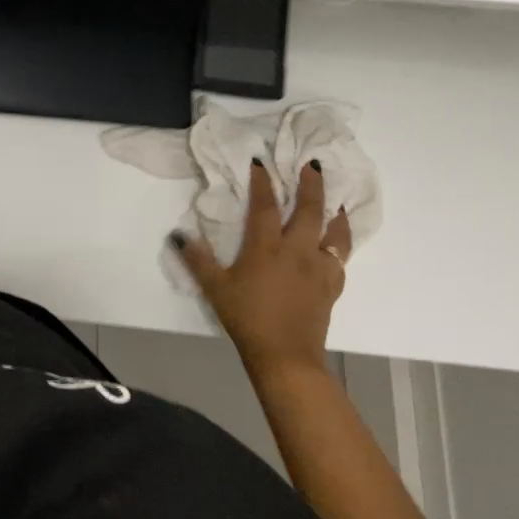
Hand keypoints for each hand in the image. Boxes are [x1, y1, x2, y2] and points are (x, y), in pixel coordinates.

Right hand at [173, 159, 351, 377]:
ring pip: (334, 233)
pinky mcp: (331, 286)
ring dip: (335, 212)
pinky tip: (336, 241)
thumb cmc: (246, 318)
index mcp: (266, 248)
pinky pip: (341, 257)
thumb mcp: (214, 288)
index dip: (263, 182)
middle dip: (311, 185)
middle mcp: (297, 251)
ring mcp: (319, 269)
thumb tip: (177, 234)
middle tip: (312, 166)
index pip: (266, 206)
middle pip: (310, 211)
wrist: (286, 356)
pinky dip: (341, 242)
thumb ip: (197, 259)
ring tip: (336, 199)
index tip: (261, 162)